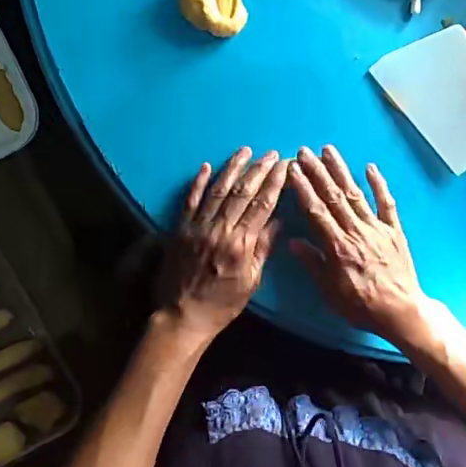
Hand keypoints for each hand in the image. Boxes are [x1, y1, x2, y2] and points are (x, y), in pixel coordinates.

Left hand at [160, 148, 290, 336]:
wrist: (183, 315)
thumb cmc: (222, 304)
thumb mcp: (251, 281)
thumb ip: (263, 248)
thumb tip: (278, 221)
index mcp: (242, 244)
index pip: (262, 205)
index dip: (275, 182)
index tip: (285, 166)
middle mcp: (220, 229)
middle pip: (243, 192)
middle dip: (259, 170)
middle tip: (271, 153)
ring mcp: (198, 227)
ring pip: (218, 190)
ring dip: (232, 168)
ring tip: (245, 151)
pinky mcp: (180, 229)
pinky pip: (190, 200)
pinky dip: (198, 182)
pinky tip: (207, 166)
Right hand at [287, 146, 427, 344]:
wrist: (402, 312)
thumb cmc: (362, 306)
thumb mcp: (330, 291)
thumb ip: (313, 263)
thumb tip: (294, 242)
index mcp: (337, 246)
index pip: (316, 210)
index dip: (303, 188)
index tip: (292, 169)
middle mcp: (356, 231)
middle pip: (334, 196)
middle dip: (317, 172)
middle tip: (304, 151)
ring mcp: (377, 229)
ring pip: (356, 194)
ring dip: (341, 171)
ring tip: (329, 150)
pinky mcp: (395, 231)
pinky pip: (387, 204)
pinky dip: (379, 185)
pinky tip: (370, 168)